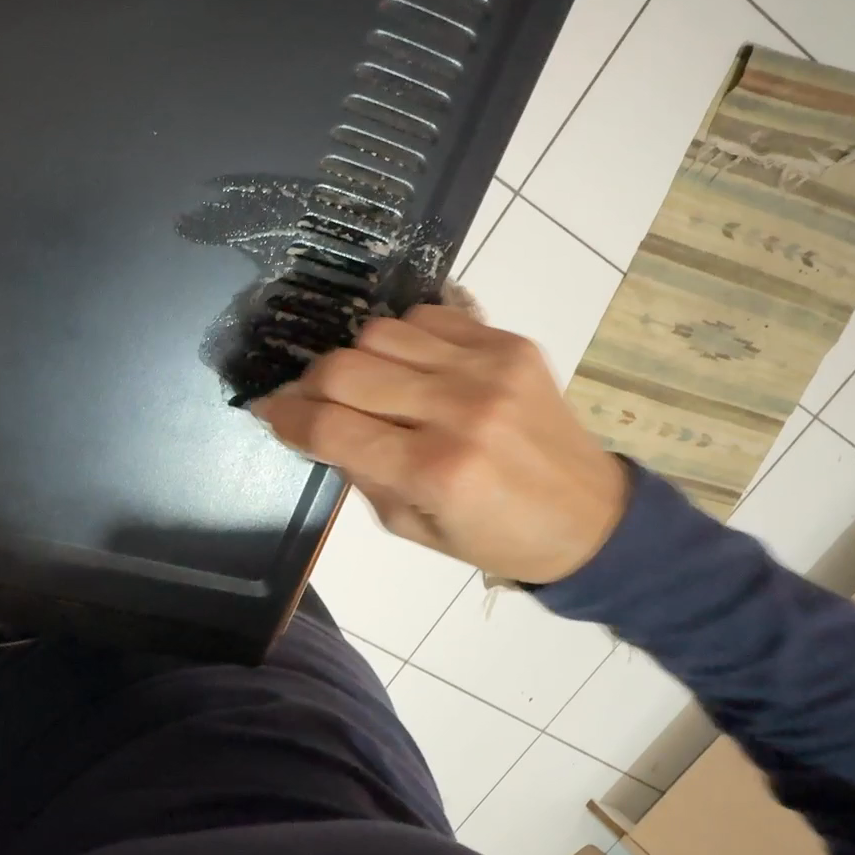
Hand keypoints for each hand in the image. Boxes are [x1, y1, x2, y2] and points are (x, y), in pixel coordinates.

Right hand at [253, 305, 627, 583]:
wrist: (589, 516)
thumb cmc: (490, 536)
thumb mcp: (407, 526)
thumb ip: (358, 472)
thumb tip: (315, 425)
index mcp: (433, 472)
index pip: (329, 428)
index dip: (284, 416)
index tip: (265, 411)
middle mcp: (459, 411)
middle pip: (345, 371)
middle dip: (309, 385)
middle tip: (308, 401)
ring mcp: (488, 369)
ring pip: (379, 334)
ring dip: (354, 360)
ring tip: (362, 386)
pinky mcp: (509, 343)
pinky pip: (425, 317)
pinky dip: (399, 339)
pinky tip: (405, 367)